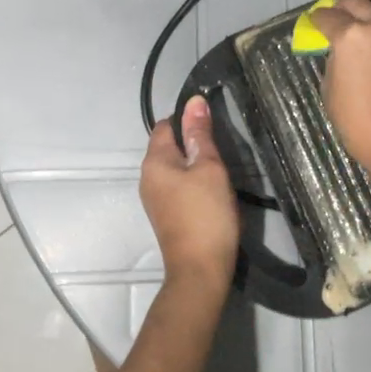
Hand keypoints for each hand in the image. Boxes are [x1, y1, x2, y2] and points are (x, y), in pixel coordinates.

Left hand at [140, 96, 240, 293]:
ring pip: (175, 167)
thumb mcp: (209, 168)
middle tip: (222, 148)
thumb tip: (194, 100)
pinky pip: (178, 186)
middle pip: (169, 146)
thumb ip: (200, 134)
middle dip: (193, 143)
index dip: (188, 120)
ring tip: (221, 170)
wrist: (200, 270)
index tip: (214, 125)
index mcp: (154, 161)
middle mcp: (147, 177)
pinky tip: (212, 192)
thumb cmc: (206, 214)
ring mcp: (154, 198)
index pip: (166, 125)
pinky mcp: (166, 214)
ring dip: (195, 164)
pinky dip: (193, 183)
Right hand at [311, 0, 370, 187]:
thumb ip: (334, 62)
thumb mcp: (330, 91)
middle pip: (357, 2)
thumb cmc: (359, 123)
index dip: (317, 18)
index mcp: (350, 37)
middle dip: (341, 7)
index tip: (314, 22)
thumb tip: (339, 53)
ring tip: (359, 21)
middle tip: (335, 17)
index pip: (328, 16)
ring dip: (366, 10)